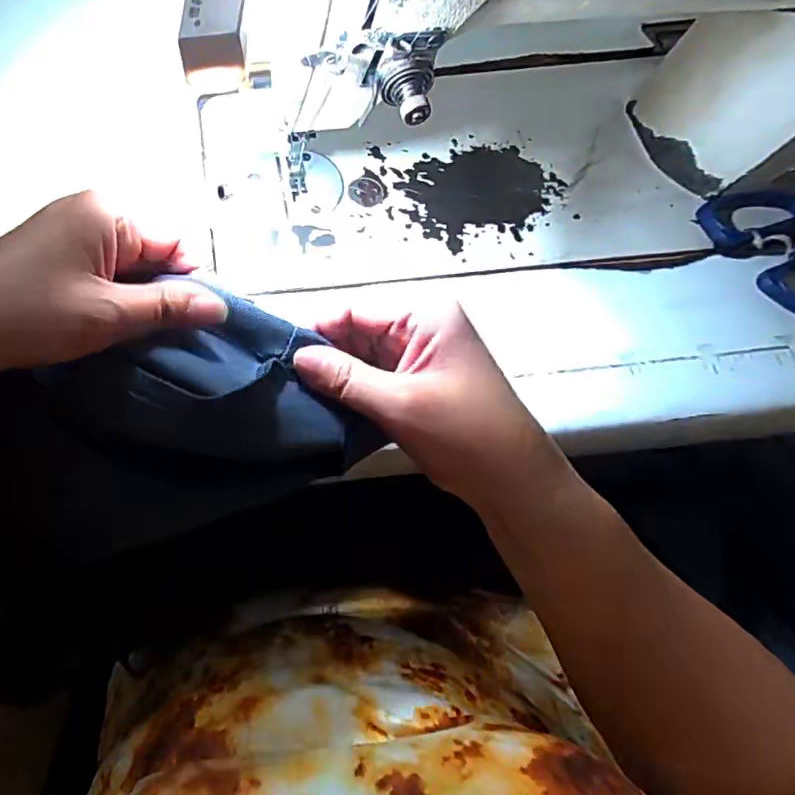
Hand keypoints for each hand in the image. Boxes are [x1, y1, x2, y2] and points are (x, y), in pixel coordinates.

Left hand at [0, 191, 227, 381]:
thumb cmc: (31, 316)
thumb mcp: (107, 314)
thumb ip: (168, 307)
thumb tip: (221, 306)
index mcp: (108, 210)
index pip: (175, 245)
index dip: (185, 285)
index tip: (186, 326)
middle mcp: (89, 207)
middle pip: (149, 251)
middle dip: (154, 292)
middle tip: (146, 334)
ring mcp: (65, 225)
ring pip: (123, 263)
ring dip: (128, 297)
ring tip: (117, 330)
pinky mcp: (48, 247)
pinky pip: (96, 266)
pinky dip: (104, 293)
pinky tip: (93, 320)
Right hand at [292, 303, 571, 507]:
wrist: (511, 482)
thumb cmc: (464, 433)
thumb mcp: (399, 402)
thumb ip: (345, 377)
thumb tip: (297, 358)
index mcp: (424, 317)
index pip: (356, 312)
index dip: (318, 331)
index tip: (282, 355)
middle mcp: (419, 330)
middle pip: (355, 334)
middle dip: (324, 357)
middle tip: (285, 380)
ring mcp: (416, 359)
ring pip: (360, 360)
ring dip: (335, 378)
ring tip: (297, 394)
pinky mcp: (412, 387)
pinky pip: (370, 381)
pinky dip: (349, 394)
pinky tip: (323, 407)